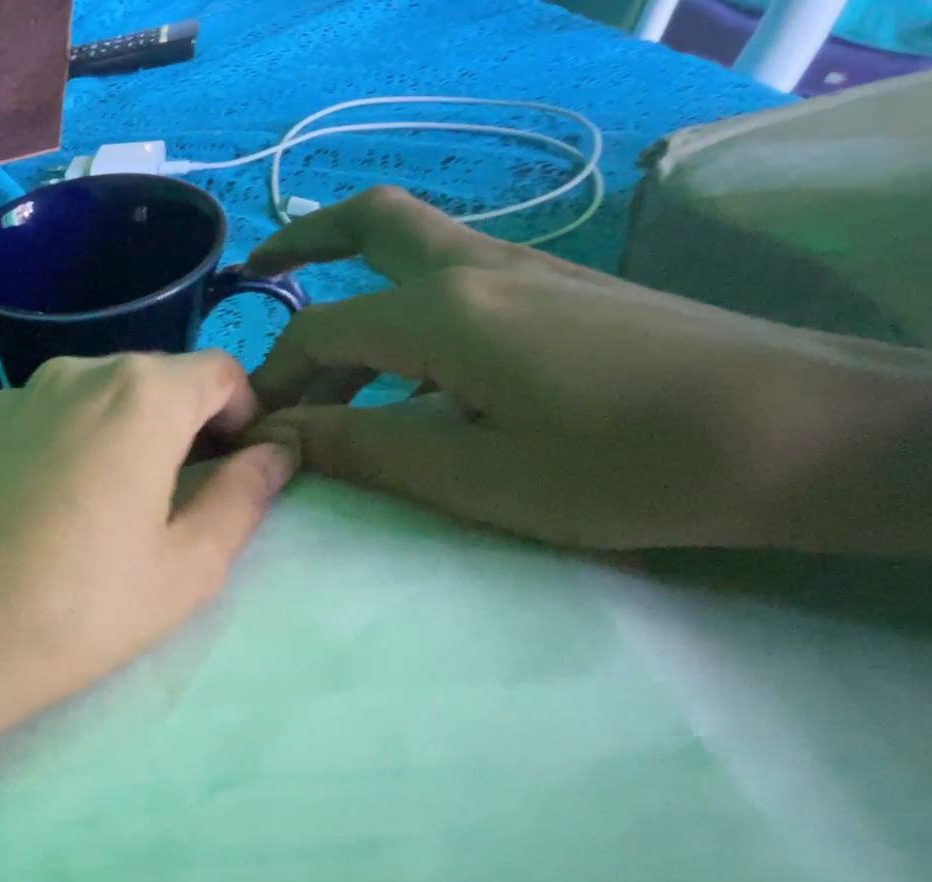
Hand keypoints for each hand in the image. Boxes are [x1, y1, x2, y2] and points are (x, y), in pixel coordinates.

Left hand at [0, 349, 293, 753]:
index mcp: (138, 395)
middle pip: (148, 381)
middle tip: (172, 499)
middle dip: (176, 426)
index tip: (235, 465)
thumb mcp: (188, 568)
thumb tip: (277, 450)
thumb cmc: (78, 611)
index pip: (217, 371)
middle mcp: (69, 375)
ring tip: (98, 512)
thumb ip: (245, 496)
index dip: (241, 413)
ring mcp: (5, 401)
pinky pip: (31, 425)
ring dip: (112, 436)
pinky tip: (34, 515)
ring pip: (85, 400)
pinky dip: (53, 449)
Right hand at [243, 186, 931, 551]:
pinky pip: (454, 277)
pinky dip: (401, 305)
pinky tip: (407, 364)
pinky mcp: (562, 290)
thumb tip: (277, 432)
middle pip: (371, 223)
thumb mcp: (473, 476)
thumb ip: (362, 446)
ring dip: (352, 286)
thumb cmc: (625, 467)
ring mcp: (527, 271)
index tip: (251, 433)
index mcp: (443, 313)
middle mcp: (477, 269)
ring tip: (322, 364)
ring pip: (413, 249)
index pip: (319, 329)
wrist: (812, 433)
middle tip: (255, 277)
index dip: (272, 379)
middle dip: (304, 242)